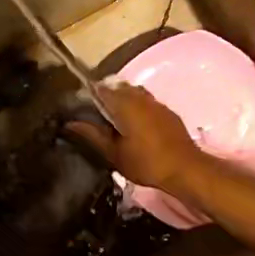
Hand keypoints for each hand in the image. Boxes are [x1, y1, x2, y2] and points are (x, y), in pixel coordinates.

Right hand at [66, 82, 210, 192]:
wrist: (185, 168)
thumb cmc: (146, 162)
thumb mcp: (114, 153)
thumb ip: (93, 135)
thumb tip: (70, 124)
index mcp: (125, 104)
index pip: (101, 88)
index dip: (90, 94)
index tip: (82, 105)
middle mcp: (141, 97)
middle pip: (119, 87)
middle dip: (107, 96)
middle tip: (97, 115)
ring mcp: (157, 103)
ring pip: (135, 93)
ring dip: (124, 101)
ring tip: (116, 120)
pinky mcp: (168, 112)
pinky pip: (148, 102)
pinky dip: (138, 107)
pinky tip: (136, 125)